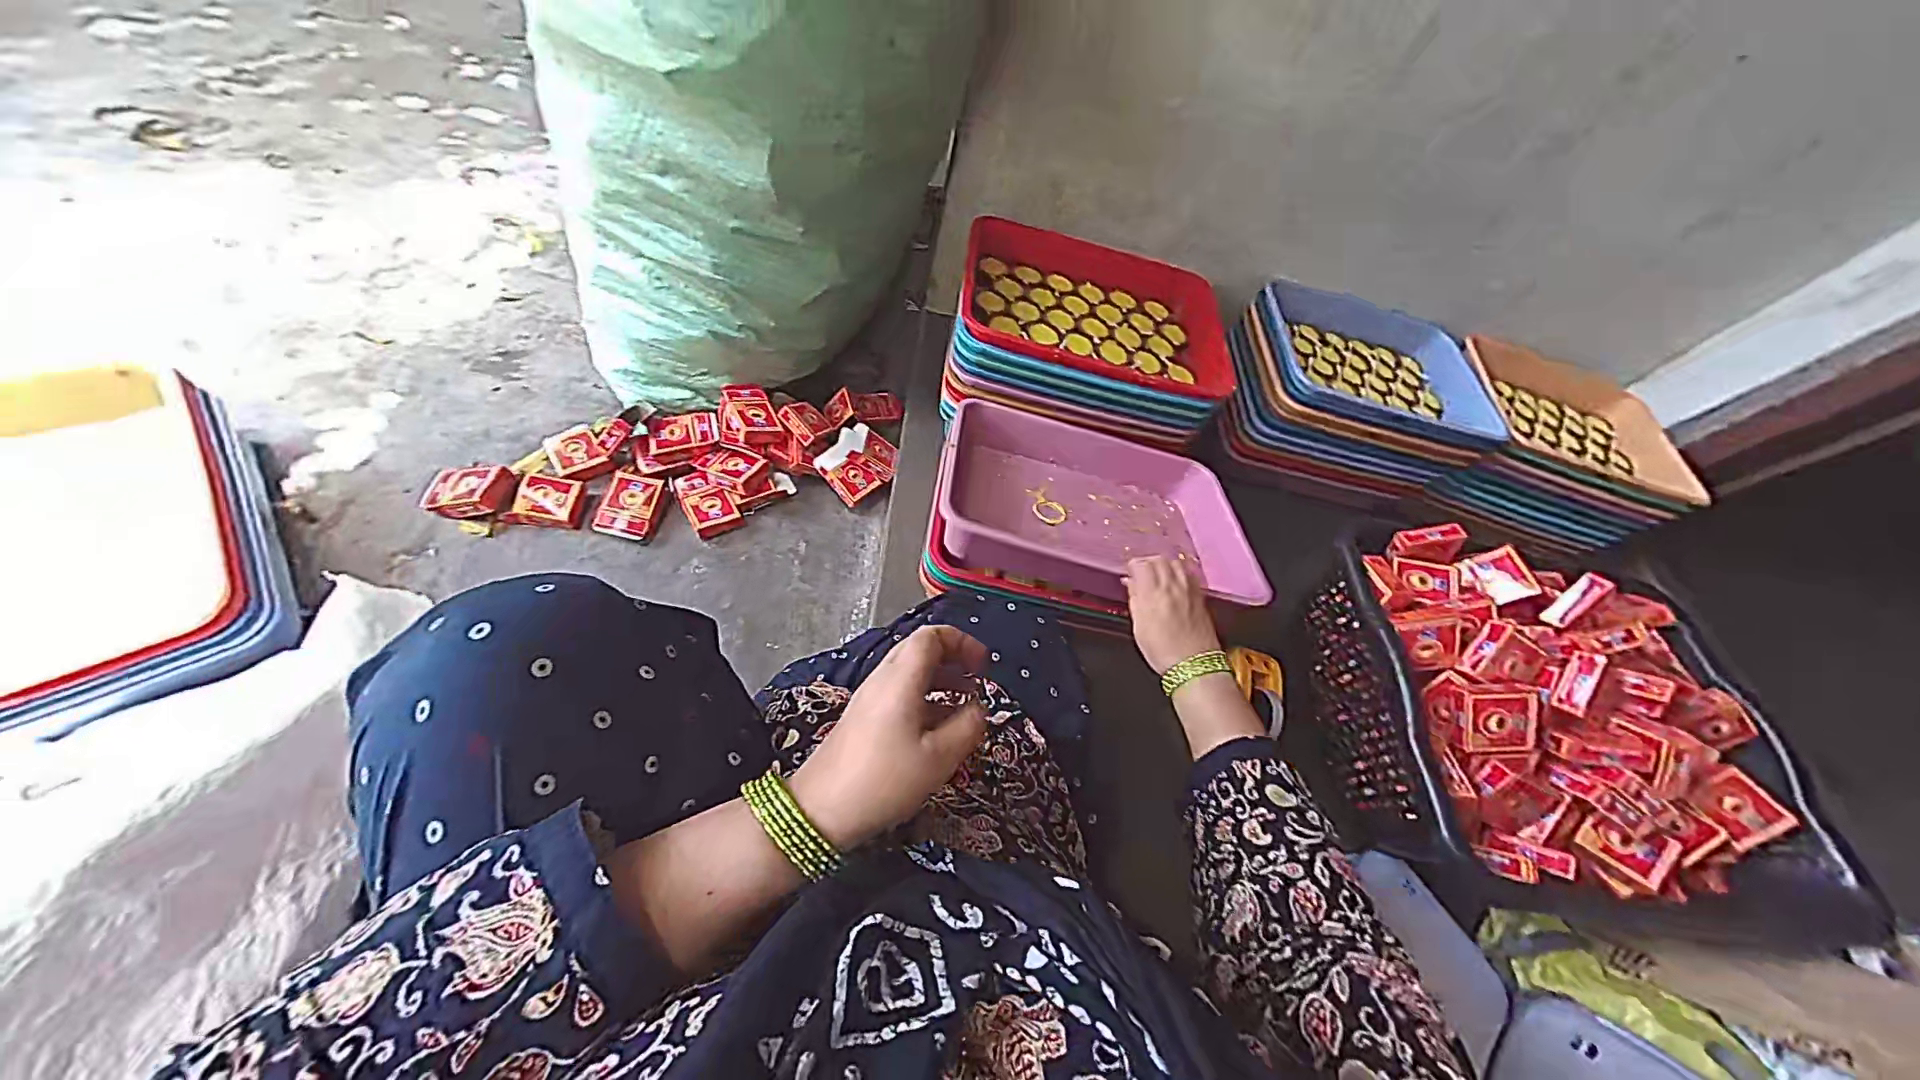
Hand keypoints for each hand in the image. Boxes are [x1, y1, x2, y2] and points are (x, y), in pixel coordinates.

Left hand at [787, 625, 988, 849]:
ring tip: (963, 704)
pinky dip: (924, 697)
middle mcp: (883, 680)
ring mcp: (869, 698)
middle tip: (976, 680)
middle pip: (919, 649)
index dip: (962, 642)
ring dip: (940, 679)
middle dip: (953, 658)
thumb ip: (968, 726)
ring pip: (909, 671)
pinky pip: (898, 692)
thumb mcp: (939, 758)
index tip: (983, 665)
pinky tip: (937, 727)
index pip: (931, 636)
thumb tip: (980, 708)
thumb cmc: (884, 780)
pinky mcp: (863, 718)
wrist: (820, 809)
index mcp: (901, 679)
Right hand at [1125, 555, 1222, 673]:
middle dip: (1147, 563)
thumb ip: (1135, 600)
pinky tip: (1175, 580)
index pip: (1141, 565)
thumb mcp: (1139, 626)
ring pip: (1175, 563)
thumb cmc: (1165, 651)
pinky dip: (1179, 572)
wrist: (1193, 664)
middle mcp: (1172, 587)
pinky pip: (1188, 573)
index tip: (1129, 573)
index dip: (1133, 566)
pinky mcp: (1200, 596)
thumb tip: (1131, 584)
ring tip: (1158, 575)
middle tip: (1141, 573)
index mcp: (1153, 594)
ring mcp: (1188, 590)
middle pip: (1159, 560)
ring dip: (1164, 565)